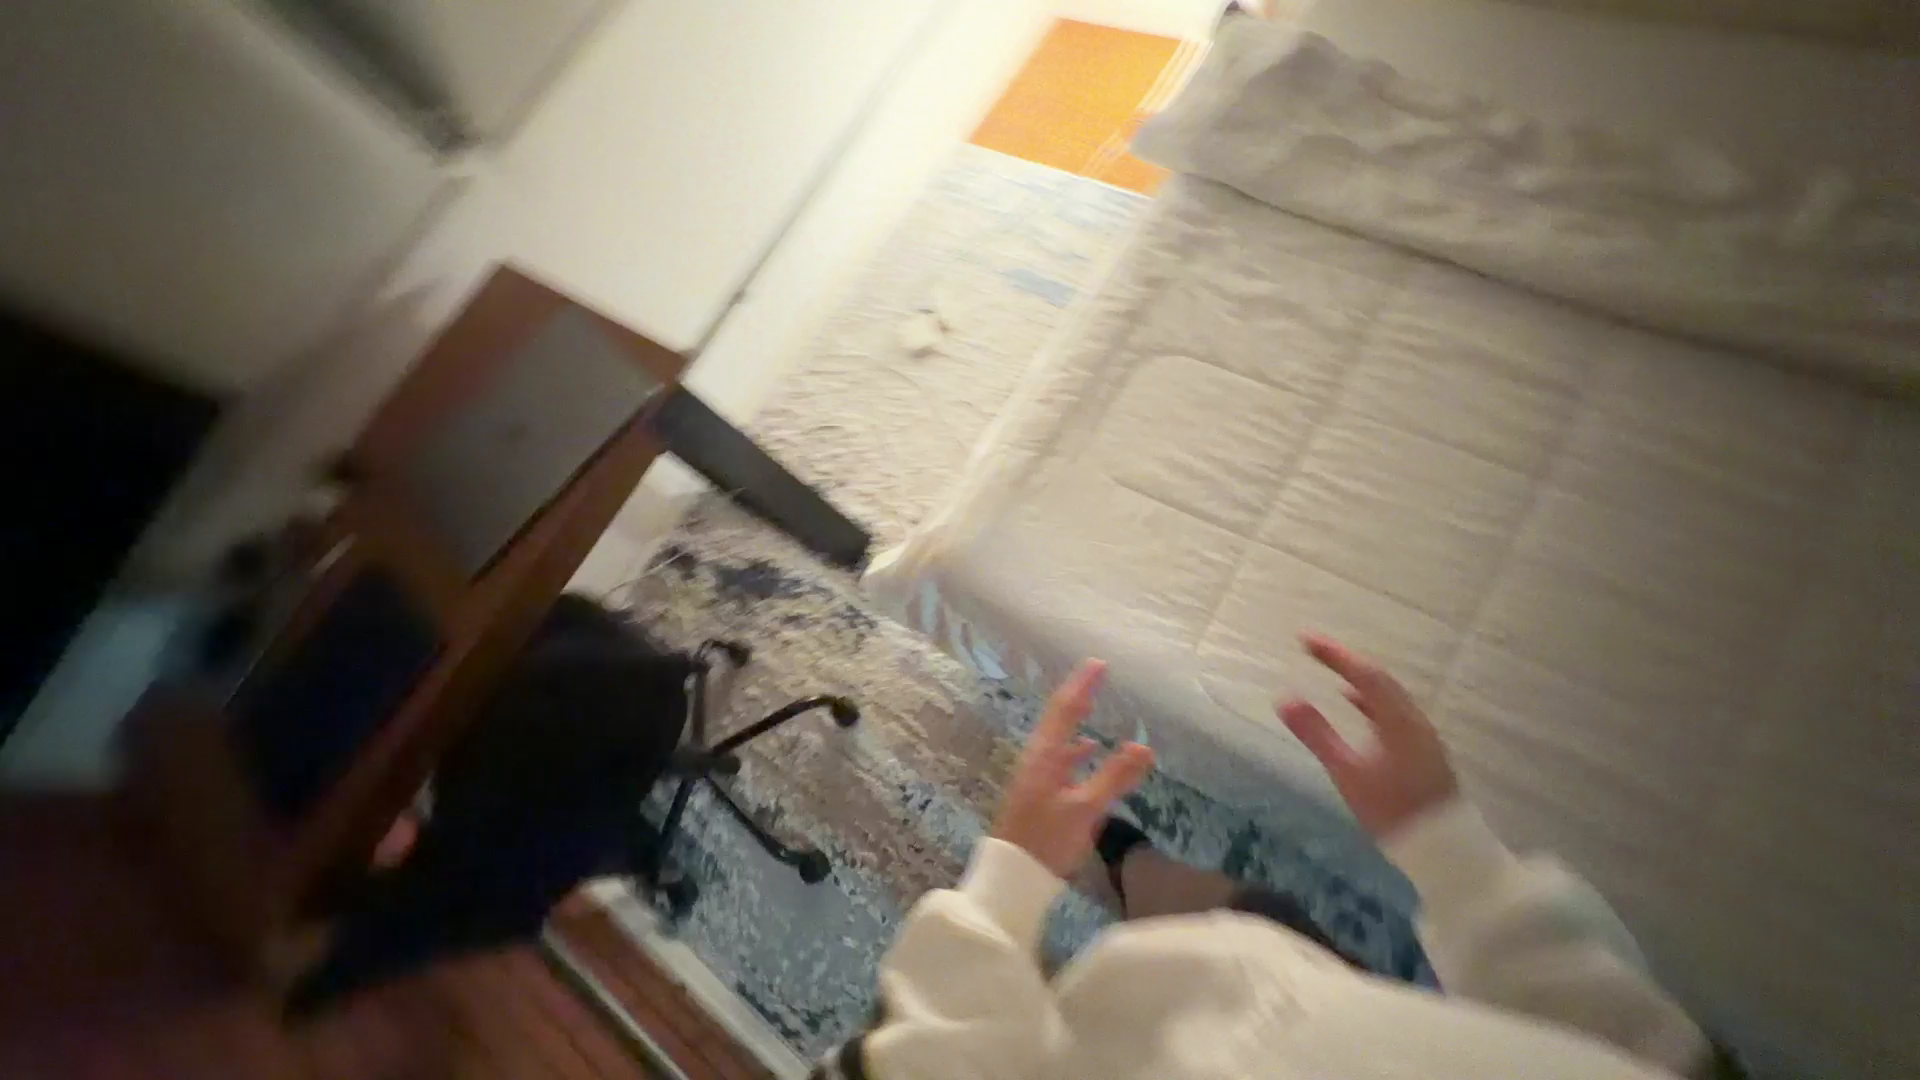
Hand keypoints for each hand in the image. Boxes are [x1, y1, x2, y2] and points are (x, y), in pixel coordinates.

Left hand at [991, 661, 1156, 878]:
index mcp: (1045, 755)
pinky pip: (1061, 757)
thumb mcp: (1085, 808)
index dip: (1082, 686)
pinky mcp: (1039, 792)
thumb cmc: (1047, 839)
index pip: (1065, 709)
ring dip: (1076, 720)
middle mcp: (1037, 758)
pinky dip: (1077, 748)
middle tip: (1097, 675)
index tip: (1098, 663)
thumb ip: (1114, 777)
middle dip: (1078, 695)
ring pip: (1060, 738)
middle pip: (1059, 718)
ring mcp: (1036, 775)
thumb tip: (1144, 746)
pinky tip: (1089, 751)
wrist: (1013, 875)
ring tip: (1094, 705)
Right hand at [1279, 635, 1457, 838]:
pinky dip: (1369, 697)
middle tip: (1313, 648)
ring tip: (1330, 668)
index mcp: (1398, 721)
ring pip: (1388, 693)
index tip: (1305, 639)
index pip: (1365, 675)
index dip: (1335, 654)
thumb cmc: (1393, 810)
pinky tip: (1353, 701)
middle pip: (1380, 678)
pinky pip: (1392, 708)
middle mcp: (1414, 720)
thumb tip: (1285, 699)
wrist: (1445, 850)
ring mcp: (1421, 735)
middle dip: (1345, 660)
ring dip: (1358, 676)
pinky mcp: (1422, 749)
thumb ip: (1317, 734)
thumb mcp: (1348, 773)